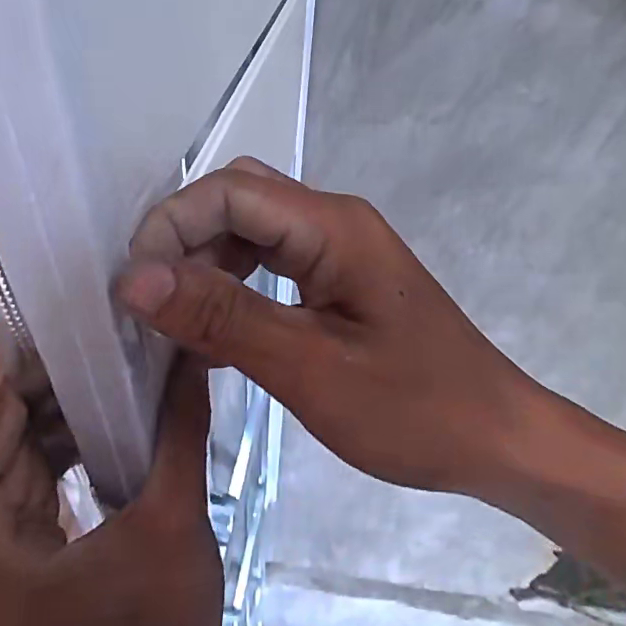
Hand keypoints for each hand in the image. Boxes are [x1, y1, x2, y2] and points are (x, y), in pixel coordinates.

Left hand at [0, 360, 229, 625]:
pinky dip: (44, 461)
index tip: (45, 378)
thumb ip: (180, 432)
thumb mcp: (178, 513)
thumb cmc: (168, 607)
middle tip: (71, 373)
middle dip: (16, 423)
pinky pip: (17, 501)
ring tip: (83, 392)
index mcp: (1, 575)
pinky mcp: (28, 571)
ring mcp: (3, 577)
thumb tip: (191, 357)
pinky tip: (86, 434)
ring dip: (32, 437)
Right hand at [114, 158, 549, 496]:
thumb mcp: (310, 368)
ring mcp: (341, 248)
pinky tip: (215, 332)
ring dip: (206, 264)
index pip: (230, 191)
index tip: (132, 293)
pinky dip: (235, 286)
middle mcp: (335, 220)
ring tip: (173, 322)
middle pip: (239, 200)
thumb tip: (135, 277)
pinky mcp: (341, 278)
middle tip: (148, 306)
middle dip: (183, 240)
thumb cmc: (413, 408)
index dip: (170, 227)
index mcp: (333, 226)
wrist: (493, 434)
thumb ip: (223, 317)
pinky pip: (273, 262)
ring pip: (252, 230)